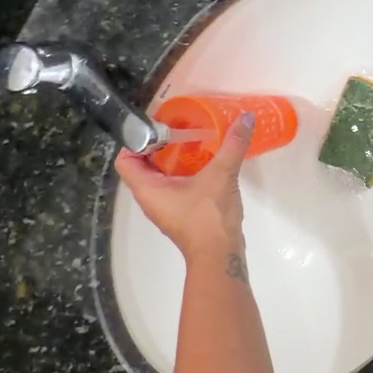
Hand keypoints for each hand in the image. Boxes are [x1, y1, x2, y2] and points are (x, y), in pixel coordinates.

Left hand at [116, 112, 253, 262]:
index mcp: (148, 188)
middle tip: (182, 130)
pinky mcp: (182, 213)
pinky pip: (177, 186)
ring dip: (175, 159)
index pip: (125, 159)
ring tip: (197, 142)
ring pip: (162, 176)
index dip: (137, 140)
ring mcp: (166, 207)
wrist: (219, 254)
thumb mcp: (221, 175)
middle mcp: (151, 198)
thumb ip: (232, 145)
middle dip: (161, 146)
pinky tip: (209, 163)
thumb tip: (246, 118)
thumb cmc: (208, 216)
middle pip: (144, 165)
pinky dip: (187, 172)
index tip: (161, 127)